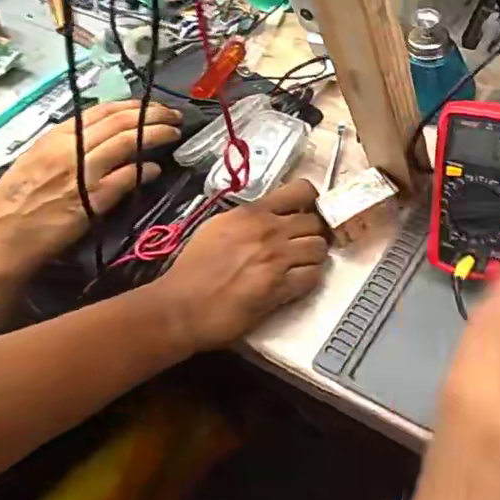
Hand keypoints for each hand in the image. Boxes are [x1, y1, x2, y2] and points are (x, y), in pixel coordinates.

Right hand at [0, 100, 183, 281]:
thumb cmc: (12, 205)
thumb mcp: (34, 162)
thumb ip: (67, 146)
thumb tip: (105, 135)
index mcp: (52, 139)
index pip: (102, 111)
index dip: (133, 106)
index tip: (153, 106)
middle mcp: (68, 149)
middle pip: (121, 122)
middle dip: (154, 114)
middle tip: (174, 117)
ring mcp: (82, 173)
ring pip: (129, 142)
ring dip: (158, 134)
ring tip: (174, 135)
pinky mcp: (93, 198)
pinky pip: (129, 176)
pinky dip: (147, 169)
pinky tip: (155, 170)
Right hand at [151, 180, 329, 349]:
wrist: (179, 309)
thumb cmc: (194, 269)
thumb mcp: (218, 227)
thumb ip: (250, 218)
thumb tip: (277, 213)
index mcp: (252, 213)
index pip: (302, 191)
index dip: (312, 203)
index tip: (307, 214)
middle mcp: (269, 230)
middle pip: (316, 223)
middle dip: (313, 234)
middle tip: (303, 246)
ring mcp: (276, 258)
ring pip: (320, 249)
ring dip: (314, 258)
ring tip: (300, 266)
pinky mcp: (280, 287)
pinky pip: (313, 276)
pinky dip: (309, 279)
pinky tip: (296, 284)